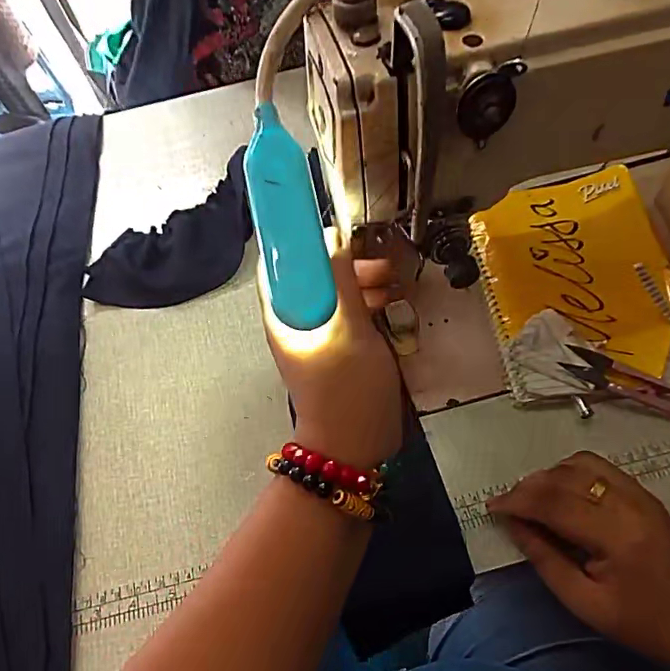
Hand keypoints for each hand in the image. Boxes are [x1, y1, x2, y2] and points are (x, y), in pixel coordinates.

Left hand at [260, 239, 405, 470]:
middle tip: (380, 269)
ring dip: (363, 285)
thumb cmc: (347, 390)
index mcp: (284, 313)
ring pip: (336, 295)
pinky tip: (391, 308)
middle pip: (314, 275)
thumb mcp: (349, 330)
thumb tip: (334, 239)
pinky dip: (369, 307)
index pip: (278, 261)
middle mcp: (297, 321)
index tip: (329, 223)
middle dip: (346, 264)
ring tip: (391, 289)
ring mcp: (319, 337)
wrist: (354, 446)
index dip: (298, 236)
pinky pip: (351, 316)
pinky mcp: (340, 350)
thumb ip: (342, 281)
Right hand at [487, 452, 669, 669]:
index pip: (557, 503)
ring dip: (549, 476)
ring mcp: (640, 494)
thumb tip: (513, 524)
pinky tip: (559, 493)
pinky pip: (599, 468)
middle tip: (505, 505)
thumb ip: (545, 558)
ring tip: (530, 499)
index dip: (519, 501)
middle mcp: (631, 504)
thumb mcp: (582, 602)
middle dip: (528, 487)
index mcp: (618, 536)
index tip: (491, 508)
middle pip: (567, 478)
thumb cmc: (637, 623)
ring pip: (582, 465)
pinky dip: (571, 473)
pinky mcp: (643, 493)